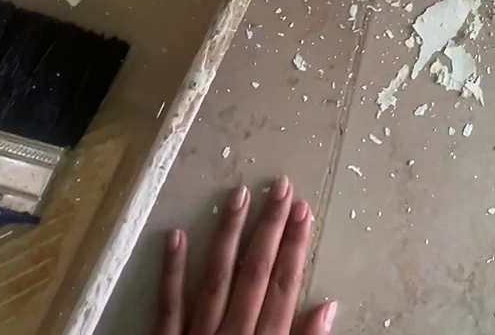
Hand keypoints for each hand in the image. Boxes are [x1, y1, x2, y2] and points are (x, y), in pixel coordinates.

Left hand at [155, 177, 335, 334]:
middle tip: (281, 186)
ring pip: (215, 280)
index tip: (304, 209)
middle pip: (255, 275)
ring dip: (229, 235)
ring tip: (239, 194)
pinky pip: (166, 308)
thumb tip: (328, 307)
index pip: (285, 288)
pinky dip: (171, 272)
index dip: (296, 247)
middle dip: (270, 228)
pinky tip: (176, 235)